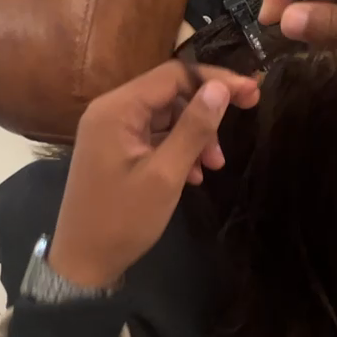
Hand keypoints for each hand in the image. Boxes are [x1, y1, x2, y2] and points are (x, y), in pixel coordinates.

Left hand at [47, 62, 260, 287]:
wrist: (83, 261)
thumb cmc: (123, 219)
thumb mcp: (165, 175)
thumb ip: (193, 128)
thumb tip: (221, 89)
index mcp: (116, 109)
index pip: (173, 75)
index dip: (216, 80)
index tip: (252, 94)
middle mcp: (110, 111)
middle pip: (169, 94)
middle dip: (204, 115)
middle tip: (233, 138)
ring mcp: (110, 131)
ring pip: (165, 118)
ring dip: (193, 137)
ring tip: (213, 168)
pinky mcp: (114, 151)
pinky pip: (153, 137)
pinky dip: (177, 150)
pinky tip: (193, 176)